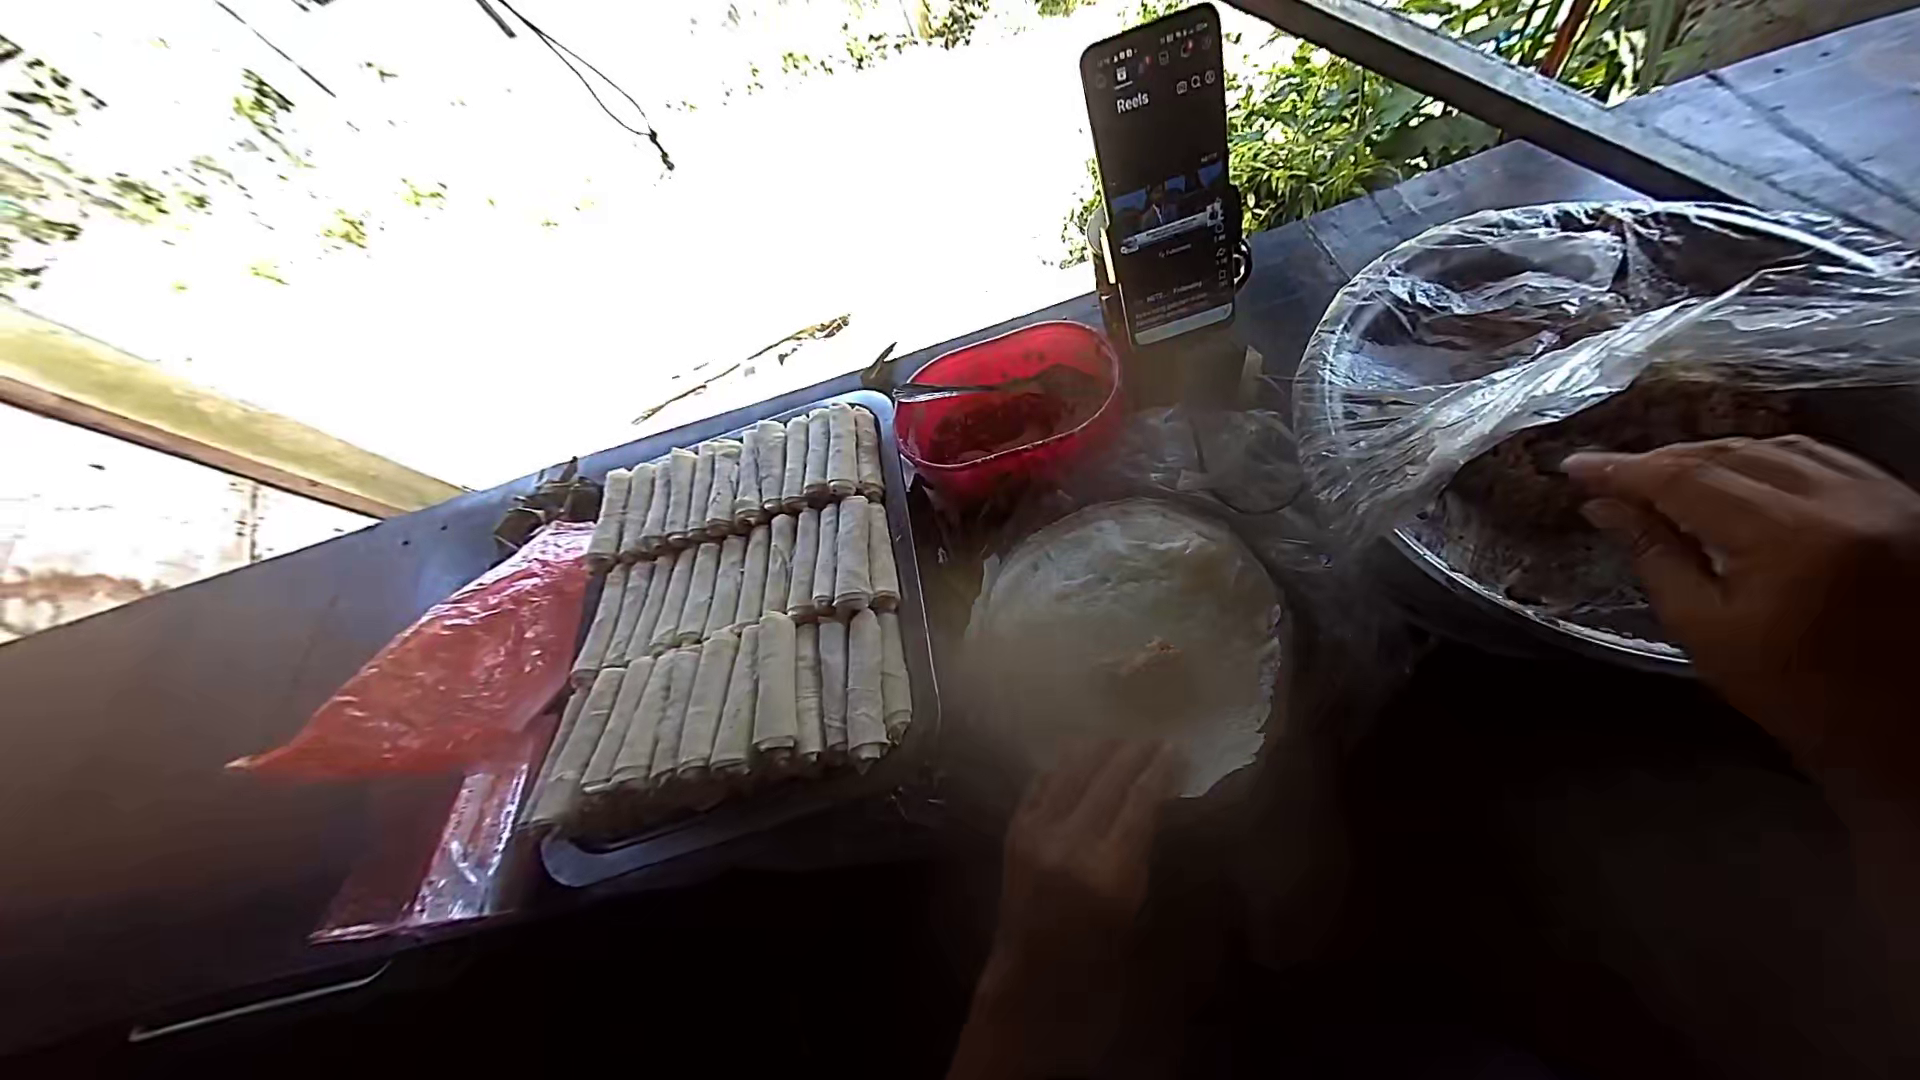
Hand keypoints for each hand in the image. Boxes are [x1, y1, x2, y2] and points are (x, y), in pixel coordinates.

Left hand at [947, 740, 1179, 1079]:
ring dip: (1098, 749)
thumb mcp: (1133, 909)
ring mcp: (1036, 830)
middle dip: (1134, 752)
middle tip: (1154, 738)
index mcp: (1108, 872)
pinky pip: (1042, 781)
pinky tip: (1078, 757)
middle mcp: (1070, 842)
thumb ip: (1142, 850)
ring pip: (1072, 769)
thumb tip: (1154, 797)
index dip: (1160, 770)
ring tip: (1120, 740)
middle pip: (1108, 778)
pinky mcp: (1014, 828)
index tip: (1175, 747)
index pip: (1140, 802)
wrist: (1029, 980)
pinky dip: (1064, 765)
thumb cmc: (1095, 959)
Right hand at [1565, 436, 1919, 788]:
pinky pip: (1822, 462)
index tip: (1572, 468)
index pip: (1685, 480)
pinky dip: (1759, 461)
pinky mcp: (1910, 509)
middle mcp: (1851, 504)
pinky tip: (1725, 478)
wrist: (1912, 726)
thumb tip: (1602, 506)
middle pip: (1731, 456)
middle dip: (1658, 461)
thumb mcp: (1699, 622)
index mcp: (1792, 538)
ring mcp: (1893, 502)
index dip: (1621, 470)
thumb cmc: (1792, 686)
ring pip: (1778, 450)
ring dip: (1706, 456)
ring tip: (1655, 474)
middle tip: (1604, 474)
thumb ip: (1652, 552)